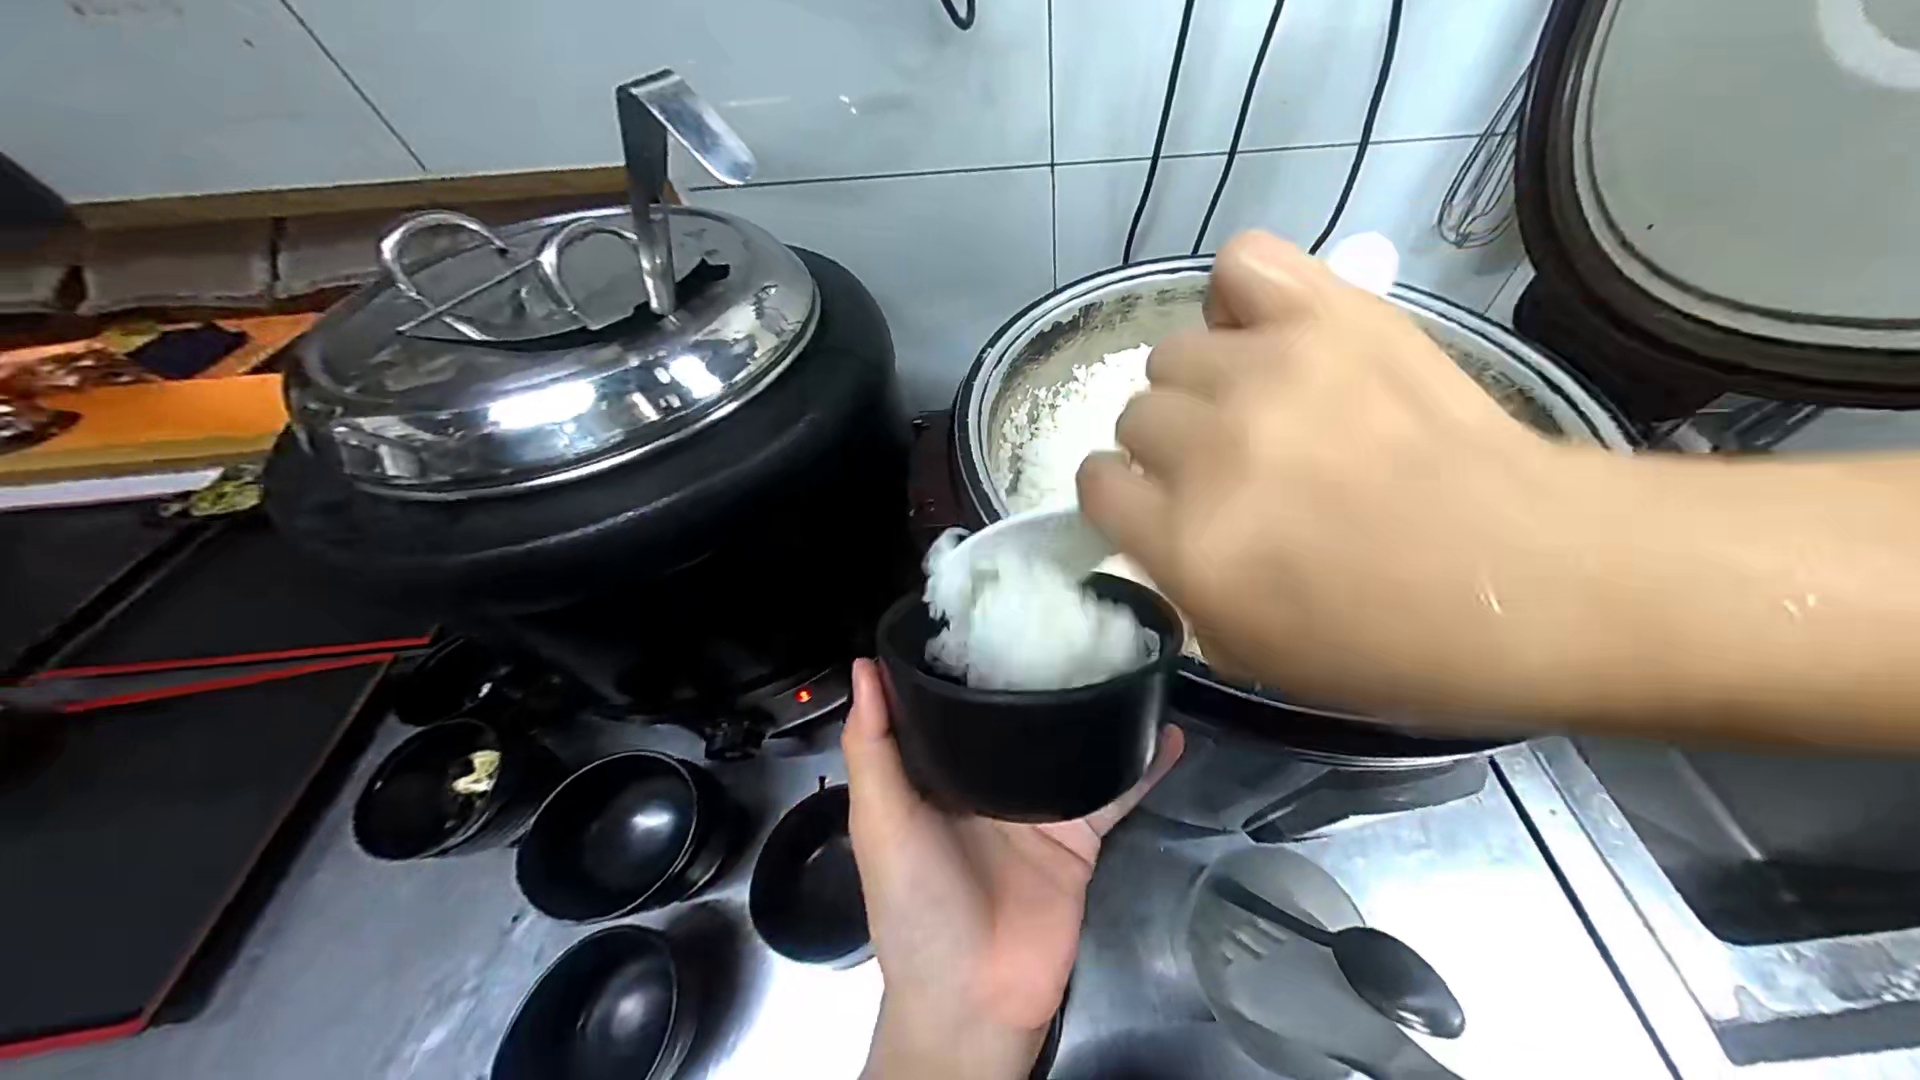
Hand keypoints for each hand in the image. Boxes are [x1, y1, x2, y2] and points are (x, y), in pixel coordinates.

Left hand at [842, 658, 1182, 1079]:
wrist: (975, 998)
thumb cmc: (916, 903)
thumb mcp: (880, 821)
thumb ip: (872, 747)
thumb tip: (865, 667)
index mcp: (939, 767)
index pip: (952, 697)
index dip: (964, 656)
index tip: (983, 607)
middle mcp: (989, 775)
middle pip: (1018, 711)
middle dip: (1037, 670)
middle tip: (1062, 617)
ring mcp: (1038, 802)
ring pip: (1069, 740)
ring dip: (1092, 705)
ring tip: (1116, 654)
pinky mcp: (1079, 833)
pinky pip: (1114, 788)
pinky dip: (1141, 762)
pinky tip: (1164, 727)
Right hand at [1078, 230, 1647, 724]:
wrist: (1532, 574)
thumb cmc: (1382, 638)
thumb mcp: (1243, 652)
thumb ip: (1170, 583)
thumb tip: (1146, 524)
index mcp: (1186, 540)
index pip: (1094, 484)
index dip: (1120, 497)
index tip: (1155, 506)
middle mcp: (1210, 448)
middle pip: (1133, 417)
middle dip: (1167, 450)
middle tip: (1227, 469)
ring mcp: (1269, 372)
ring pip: (1172, 354)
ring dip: (1203, 387)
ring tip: (1260, 407)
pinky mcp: (1331, 315)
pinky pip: (1240, 263)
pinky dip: (1239, 297)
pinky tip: (1267, 334)